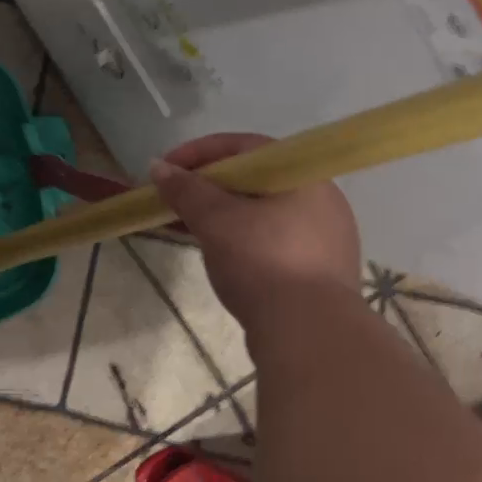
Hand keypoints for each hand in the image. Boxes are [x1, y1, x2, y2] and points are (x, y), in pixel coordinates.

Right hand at [149, 133, 362, 332]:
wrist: (309, 334)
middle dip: (206, 183)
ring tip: (184, 222)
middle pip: (252, 179)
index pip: (246, 147)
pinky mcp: (316, 271)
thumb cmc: (261, 259)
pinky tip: (211, 247)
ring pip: (258, 211)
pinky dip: (236, 235)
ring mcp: (323, 240)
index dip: (200, 151)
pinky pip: (267, 238)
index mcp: (305, 181)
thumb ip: (184, 187)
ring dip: (218, 211)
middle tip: (173, 195)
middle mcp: (321, 204)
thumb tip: (159, 167)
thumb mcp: (213, 217)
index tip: (168, 168)